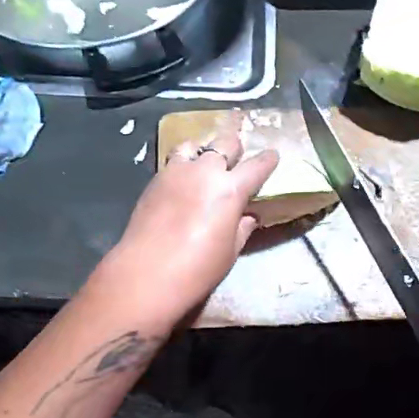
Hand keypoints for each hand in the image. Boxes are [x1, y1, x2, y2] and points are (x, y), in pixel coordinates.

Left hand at [103, 132, 276, 319]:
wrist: (146, 274)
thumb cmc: (197, 269)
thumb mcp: (230, 251)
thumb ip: (242, 227)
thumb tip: (248, 215)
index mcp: (230, 189)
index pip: (256, 166)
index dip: (267, 160)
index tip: (272, 156)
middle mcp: (205, 172)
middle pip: (225, 143)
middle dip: (234, 149)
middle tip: (236, 161)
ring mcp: (176, 172)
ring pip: (194, 145)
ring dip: (204, 152)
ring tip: (204, 166)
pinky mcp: (155, 180)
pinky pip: (173, 162)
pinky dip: (183, 165)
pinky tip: (183, 182)